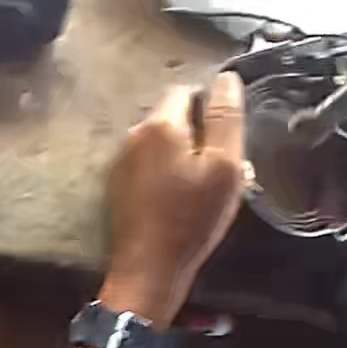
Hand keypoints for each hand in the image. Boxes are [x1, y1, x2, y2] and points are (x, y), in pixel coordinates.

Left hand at [98, 72, 247, 326]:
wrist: (149, 270)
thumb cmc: (192, 218)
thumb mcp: (223, 167)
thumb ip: (226, 118)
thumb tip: (226, 78)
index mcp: (160, 124)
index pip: (188, 91)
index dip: (212, 110)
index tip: (228, 141)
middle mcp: (134, 134)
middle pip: (174, 118)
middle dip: (200, 135)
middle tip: (222, 171)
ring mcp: (122, 161)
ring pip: (163, 144)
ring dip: (185, 156)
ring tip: (205, 189)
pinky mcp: (118, 186)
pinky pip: (150, 166)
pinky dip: (168, 174)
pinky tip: (182, 201)